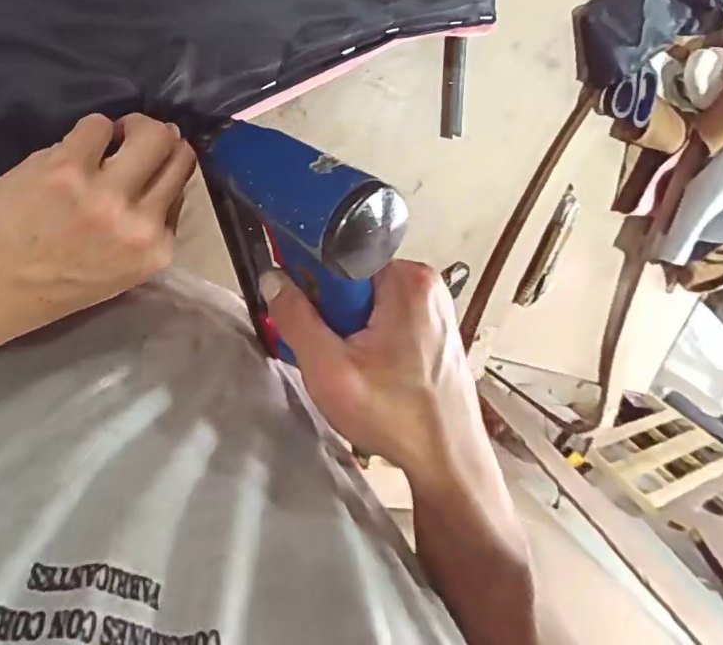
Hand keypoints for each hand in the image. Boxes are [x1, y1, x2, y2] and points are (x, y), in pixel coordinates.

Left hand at [0, 113, 194, 325]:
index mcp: (155, 250)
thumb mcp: (119, 267)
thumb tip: (157, 169)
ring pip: (152, 131)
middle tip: (132, 142)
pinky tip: (71, 150)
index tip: (143, 167)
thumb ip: (144, 224)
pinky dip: (88, 131)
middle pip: (179, 153)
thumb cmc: (50, 280)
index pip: (184, 188)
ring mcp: (105, 193)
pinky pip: (98, 123)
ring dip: (130, 127)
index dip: (163, 170)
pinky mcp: (69, 167)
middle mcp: (139, 223)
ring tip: (106, 142)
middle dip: (159, 139)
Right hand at [265, 260, 493, 498]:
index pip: (340, 257)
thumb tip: (272, 277)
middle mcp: (425, 282)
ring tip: (352, 365)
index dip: (314, 283)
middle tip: (331, 351)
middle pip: (353, 279)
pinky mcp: (435, 326)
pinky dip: (368, 336)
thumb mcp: (330, 369)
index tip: (302, 310)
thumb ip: (295, 318)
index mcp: (407, 278)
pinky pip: (386, 315)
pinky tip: (369, 370)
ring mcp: (434, 305)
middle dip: (332, 311)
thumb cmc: (394, 416)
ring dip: (348, 327)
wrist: (450, 465)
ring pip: (366, 299)